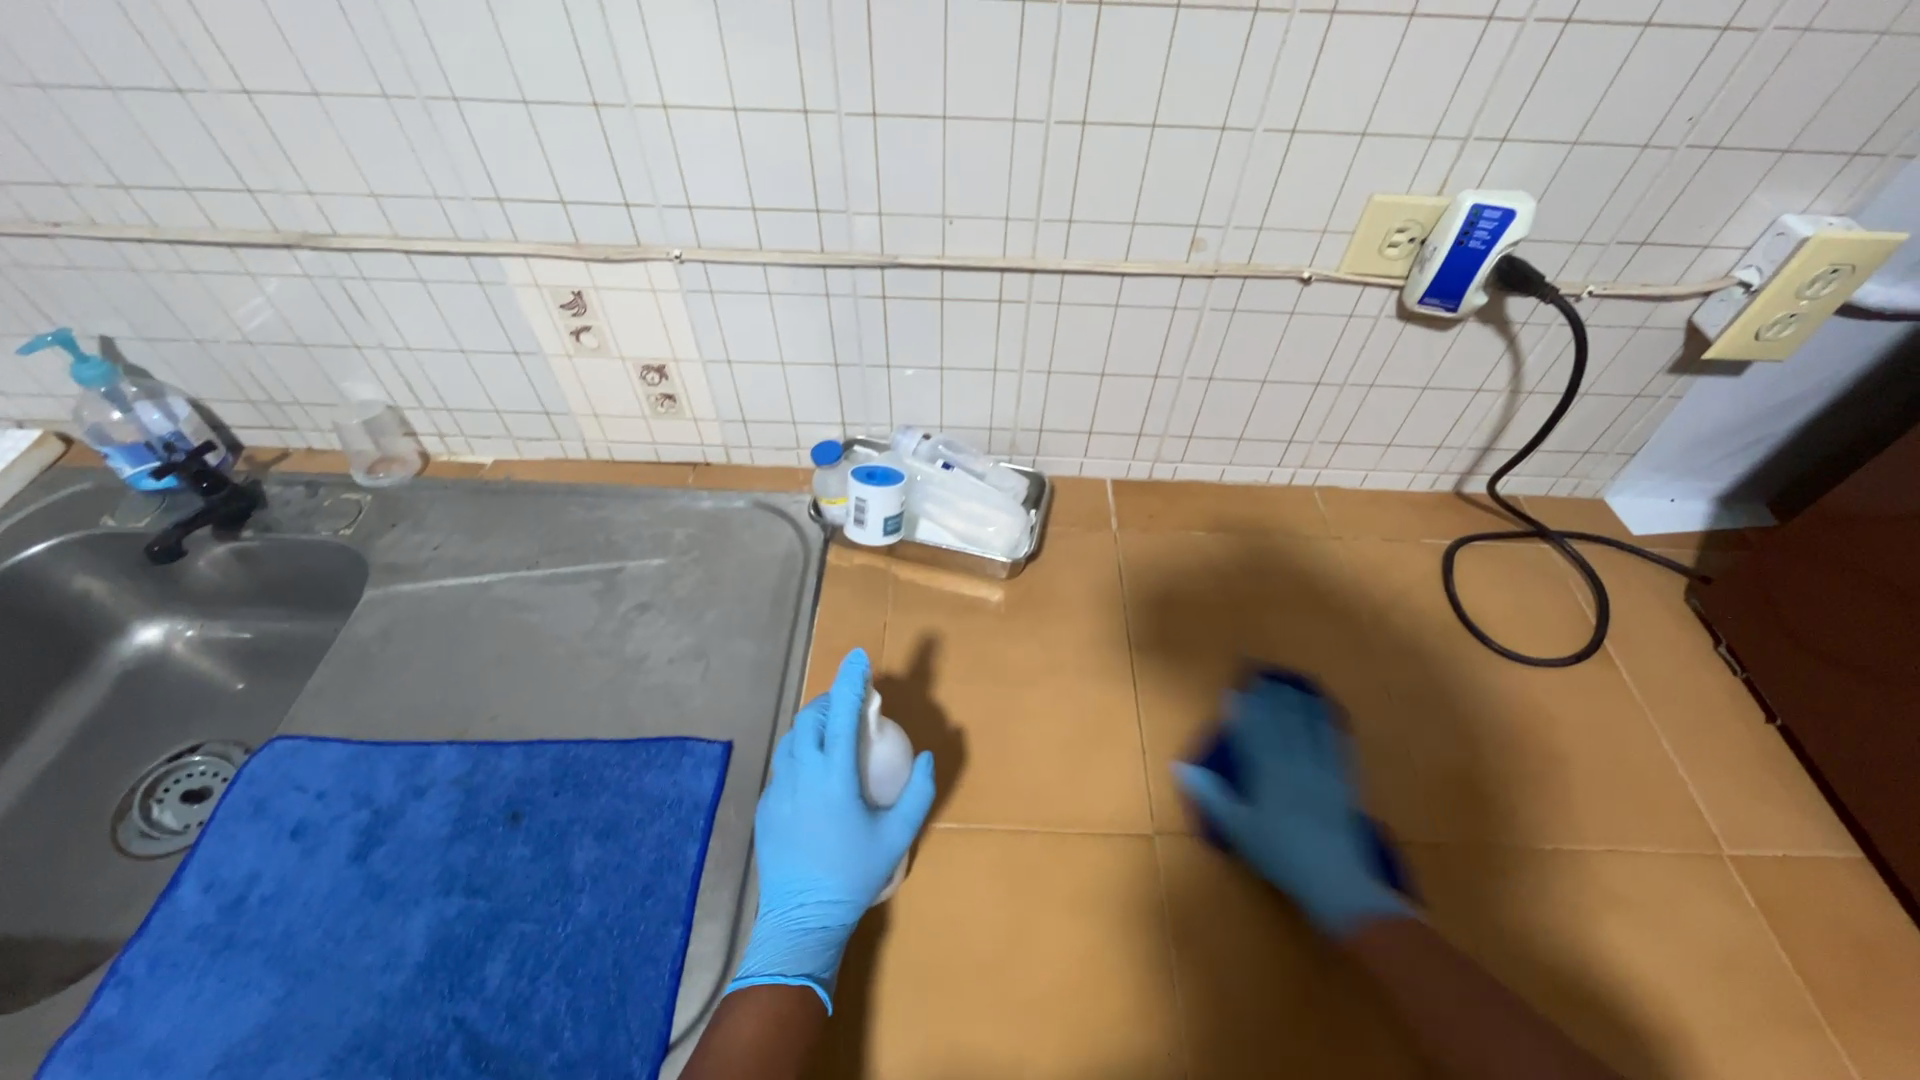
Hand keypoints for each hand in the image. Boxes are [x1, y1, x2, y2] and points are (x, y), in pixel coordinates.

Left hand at [727, 648, 935, 1011]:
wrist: (802, 918)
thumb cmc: (854, 874)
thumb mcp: (898, 836)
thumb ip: (917, 793)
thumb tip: (926, 757)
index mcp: (834, 775)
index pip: (841, 712)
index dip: (850, 680)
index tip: (858, 656)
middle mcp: (801, 773)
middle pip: (810, 718)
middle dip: (830, 702)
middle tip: (851, 706)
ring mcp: (778, 789)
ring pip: (792, 739)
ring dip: (812, 726)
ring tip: (833, 735)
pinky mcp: (766, 807)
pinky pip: (783, 766)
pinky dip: (801, 755)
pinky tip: (815, 778)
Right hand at [1172, 676, 1408, 938]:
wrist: (1335, 880)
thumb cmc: (1279, 854)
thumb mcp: (1238, 828)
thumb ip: (1211, 795)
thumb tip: (1180, 766)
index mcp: (1268, 773)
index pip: (1255, 732)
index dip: (1246, 709)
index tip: (1238, 688)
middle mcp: (1296, 764)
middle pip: (1284, 723)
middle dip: (1274, 699)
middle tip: (1266, 677)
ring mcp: (1324, 771)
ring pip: (1310, 728)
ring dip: (1300, 704)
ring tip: (1293, 685)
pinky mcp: (1345, 783)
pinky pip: (1337, 745)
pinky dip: (1331, 725)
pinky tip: (1328, 715)